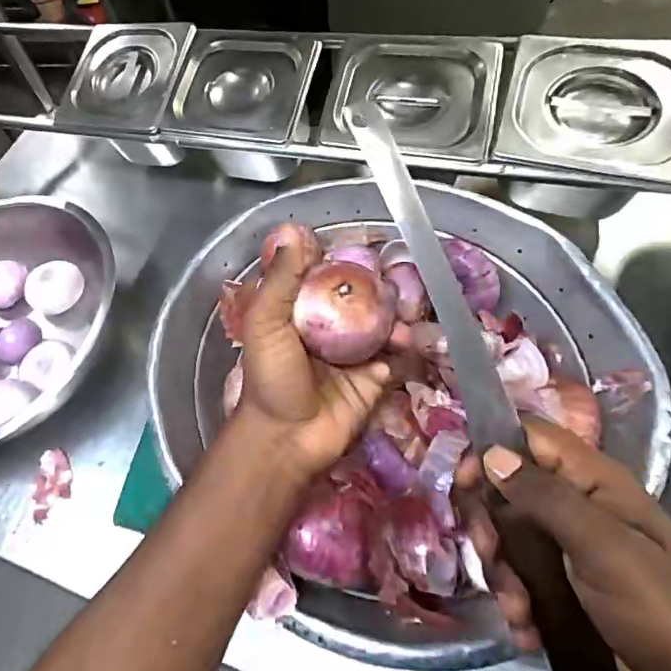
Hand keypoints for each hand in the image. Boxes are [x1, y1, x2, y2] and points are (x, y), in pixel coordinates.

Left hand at [238, 243, 390, 475]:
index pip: (324, 276)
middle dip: (377, 291)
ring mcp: (352, 352)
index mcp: (298, 310)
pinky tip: (404, 343)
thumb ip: (281, 280)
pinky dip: (403, 348)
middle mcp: (327, 327)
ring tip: (401, 321)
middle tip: (390, 288)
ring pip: (382, 324)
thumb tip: (293, 232)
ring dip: (395, 319)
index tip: (363, 250)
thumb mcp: (265, 322)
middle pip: (359, 298)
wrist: (287, 438)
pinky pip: (395, 355)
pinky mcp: (373, 377)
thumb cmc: (270, 377)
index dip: (342, 262)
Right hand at [457, 417, 670, 670]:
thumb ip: (545, 497)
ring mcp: (571, 544)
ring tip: (518, 609)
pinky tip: (525, 626)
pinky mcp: (566, 582)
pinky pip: (521, 572)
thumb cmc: (665, 612)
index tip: (464, 483)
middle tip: (489, 554)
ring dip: (501, 570)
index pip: (528, 436)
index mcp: (594, 481)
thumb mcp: (603, 549)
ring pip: (507, 534)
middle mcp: (579, 504)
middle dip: (488, 523)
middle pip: (506, 487)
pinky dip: (516, 598)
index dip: (489, 449)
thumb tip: (491, 453)